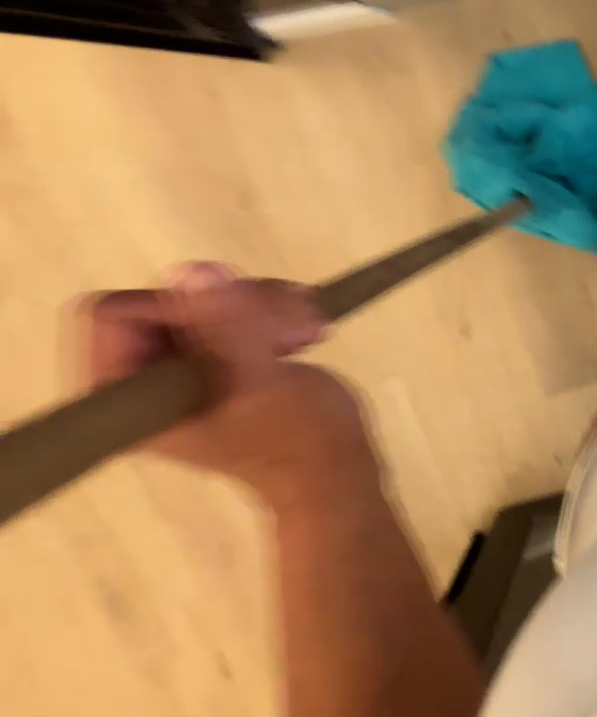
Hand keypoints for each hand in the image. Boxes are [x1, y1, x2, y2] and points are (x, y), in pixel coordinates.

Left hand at [80, 262, 373, 506]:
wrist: (336, 468)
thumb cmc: (298, 439)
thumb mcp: (261, 383)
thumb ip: (225, 328)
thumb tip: (194, 268)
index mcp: (123, 393)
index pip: (120, 314)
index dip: (186, 305)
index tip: (249, 324)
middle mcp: (138, 378)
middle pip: (171, 300)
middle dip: (242, 305)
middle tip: (296, 329)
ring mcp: (179, 369)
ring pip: (210, 299)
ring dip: (270, 306)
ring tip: (309, 331)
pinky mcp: (217, 361)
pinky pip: (234, 310)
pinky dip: (277, 311)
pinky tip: (307, 329)